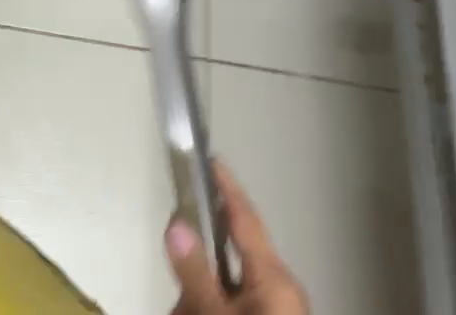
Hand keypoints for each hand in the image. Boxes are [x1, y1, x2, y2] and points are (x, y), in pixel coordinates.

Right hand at [168, 160, 308, 314]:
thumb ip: (194, 272)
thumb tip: (177, 223)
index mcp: (274, 278)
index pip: (244, 218)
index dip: (226, 186)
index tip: (210, 157)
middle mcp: (280, 290)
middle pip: (227, 255)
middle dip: (194, 270)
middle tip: (176, 296)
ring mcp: (275, 310)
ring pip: (224, 287)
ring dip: (197, 299)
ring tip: (182, 313)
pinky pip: (230, 306)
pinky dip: (208, 308)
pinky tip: (192, 314)